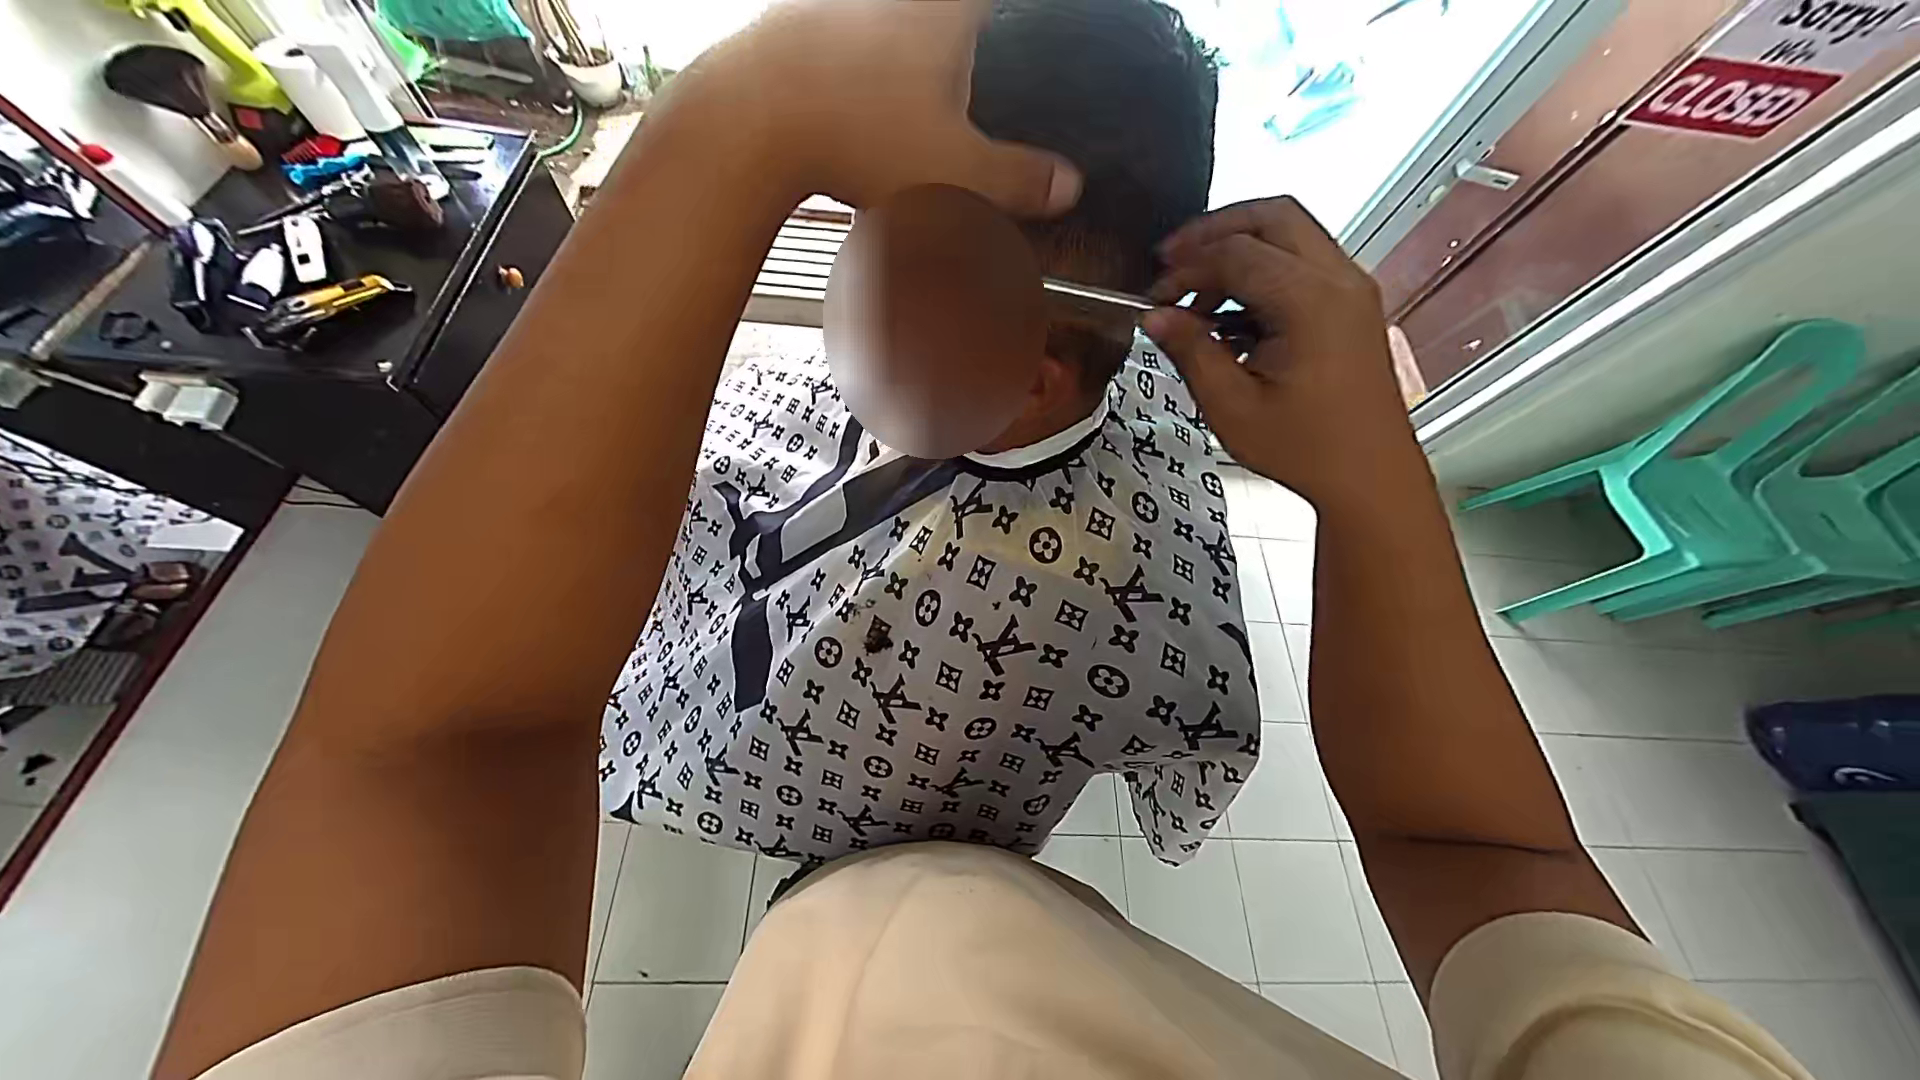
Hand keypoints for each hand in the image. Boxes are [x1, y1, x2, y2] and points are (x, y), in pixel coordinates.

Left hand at [663, 0, 1081, 217]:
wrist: (752, 122)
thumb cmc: (857, 135)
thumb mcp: (956, 171)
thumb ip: (1016, 180)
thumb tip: (1067, 187)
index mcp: (943, 14)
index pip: (995, 4)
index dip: (1016, 21)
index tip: (1025, 30)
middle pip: (944, 12)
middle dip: (961, 33)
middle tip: (977, 53)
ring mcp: (841, 8)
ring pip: (891, 21)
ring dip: (907, 43)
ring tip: (918, 92)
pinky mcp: (797, 30)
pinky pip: (844, 37)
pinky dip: (861, 61)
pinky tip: (859, 97)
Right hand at [1141, 197, 1423, 510]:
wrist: (1368, 476)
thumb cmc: (1304, 449)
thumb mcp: (1231, 405)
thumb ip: (1190, 351)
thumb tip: (1155, 317)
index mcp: (1311, 302)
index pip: (1236, 253)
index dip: (1185, 269)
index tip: (1153, 297)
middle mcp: (1339, 281)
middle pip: (1273, 216)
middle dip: (1214, 231)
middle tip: (1171, 260)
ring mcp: (1350, 290)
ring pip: (1290, 233)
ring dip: (1238, 250)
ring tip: (1197, 295)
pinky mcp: (1350, 306)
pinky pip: (1302, 264)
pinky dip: (1261, 273)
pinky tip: (1230, 315)